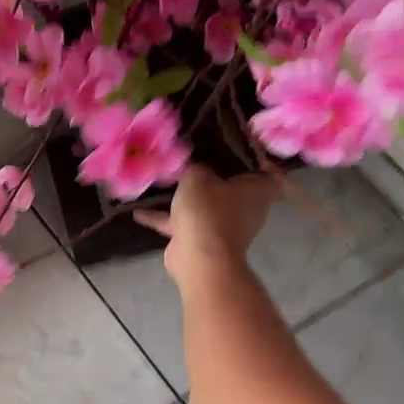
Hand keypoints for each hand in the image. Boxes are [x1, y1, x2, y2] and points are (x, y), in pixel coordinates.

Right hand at [134, 167, 279, 286]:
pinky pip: (185, 223)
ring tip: (161, 183)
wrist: (200, 257)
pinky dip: (166, 218)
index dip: (248, 157)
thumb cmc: (208, 210)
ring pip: (206, 205)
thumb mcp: (197, 176)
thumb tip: (195, 167)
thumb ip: (196, 167)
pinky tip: (139, 211)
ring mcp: (226, 226)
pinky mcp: (205, 240)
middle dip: (210, 176)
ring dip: (185, 198)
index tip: (226, 146)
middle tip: (188, 160)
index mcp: (258, 189)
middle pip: (230, 186)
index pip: (263, 168)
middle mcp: (247, 207)